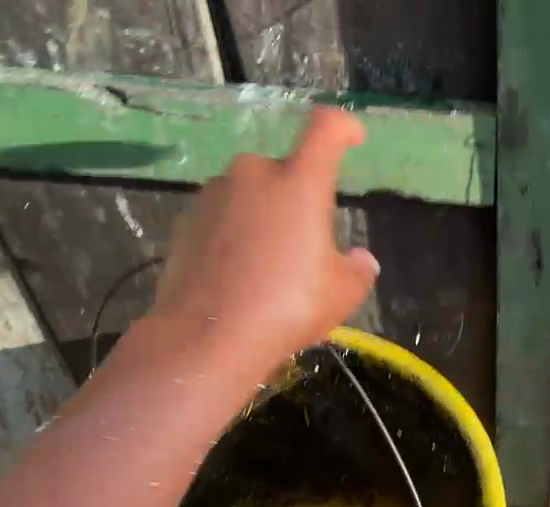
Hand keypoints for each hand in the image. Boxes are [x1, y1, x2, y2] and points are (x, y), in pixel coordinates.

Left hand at [146, 107, 379, 370]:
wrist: (209, 336)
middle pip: (285, 173)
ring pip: (251, 196)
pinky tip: (241, 277)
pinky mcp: (188, 219)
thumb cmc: (288, 308)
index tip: (353, 136)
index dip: (343, 127)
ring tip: (271, 269)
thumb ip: (358, 271)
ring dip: (266, 219)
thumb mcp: (342, 296)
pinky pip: (224, 218)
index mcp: (300, 183)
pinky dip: (237, 237)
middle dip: (299, 200)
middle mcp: (254, 174)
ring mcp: (215, 194)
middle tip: (307, 246)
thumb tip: (361, 260)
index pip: (325, 130)